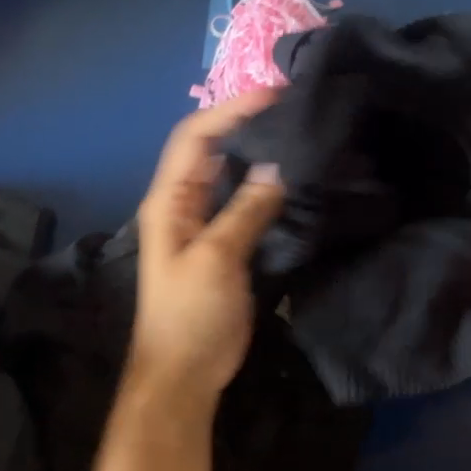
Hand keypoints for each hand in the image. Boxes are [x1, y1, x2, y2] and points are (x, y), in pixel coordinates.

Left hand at [129, 90, 286, 410]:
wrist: (183, 375)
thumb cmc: (190, 316)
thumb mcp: (217, 259)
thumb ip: (246, 210)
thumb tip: (278, 168)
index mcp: (170, 201)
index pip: (196, 137)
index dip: (230, 110)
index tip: (274, 95)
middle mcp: (185, 205)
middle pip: (214, 150)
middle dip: (249, 125)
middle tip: (295, 111)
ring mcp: (206, 226)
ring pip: (233, 176)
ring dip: (261, 155)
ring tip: (301, 138)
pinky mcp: (228, 247)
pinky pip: (248, 205)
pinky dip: (269, 189)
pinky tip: (297, 182)